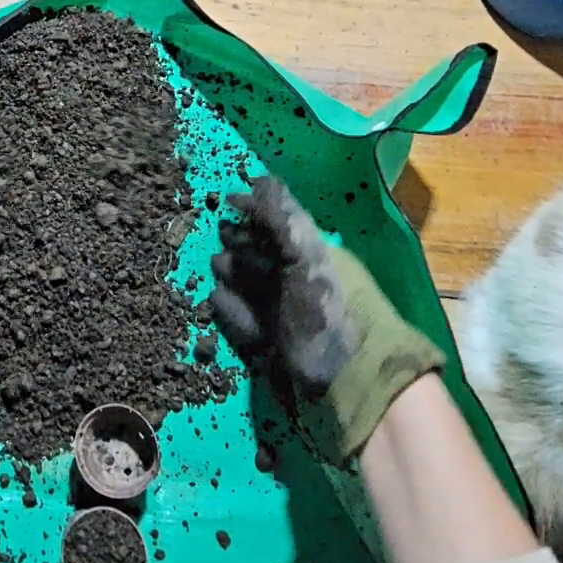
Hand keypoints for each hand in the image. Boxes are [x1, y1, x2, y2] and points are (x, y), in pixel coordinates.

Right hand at [209, 176, 442, 460]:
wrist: (348, 383)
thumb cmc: (331, 311)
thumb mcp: (307, 256)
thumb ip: (282, 218)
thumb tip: (257, 179)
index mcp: (314, 257)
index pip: (279, 225)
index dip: (255, 209)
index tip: (227, 198)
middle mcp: (299, 282)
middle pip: (263, 254)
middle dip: (240, 240)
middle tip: (217, 228)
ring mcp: (286, 314)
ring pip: (252, 284)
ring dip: (232, 271)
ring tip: (213, 261)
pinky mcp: (274, 344)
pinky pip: (245, 319)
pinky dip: (230, 308)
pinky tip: (215, 297)